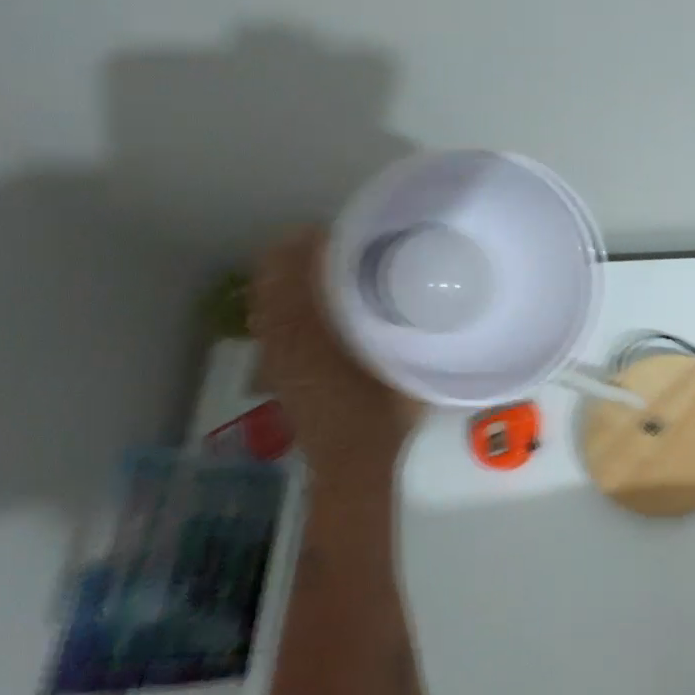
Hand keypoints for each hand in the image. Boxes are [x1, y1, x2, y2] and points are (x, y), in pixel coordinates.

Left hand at [251, 228, 417, 467]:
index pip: (296, 276)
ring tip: (315, 267)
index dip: (307, 246)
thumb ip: (408, 339)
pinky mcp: (278, 371)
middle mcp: (285, 341)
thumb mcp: (404, 372)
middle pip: (272, 283)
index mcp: (313, 336)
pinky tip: (308, 305)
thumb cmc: (382, 418)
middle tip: (325, 242)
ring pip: (266, 303)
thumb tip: (427, 309)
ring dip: (284, 279)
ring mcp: (276, 357)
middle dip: (292, 256)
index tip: (331, 229)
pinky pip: (270, 323)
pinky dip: (280, 303)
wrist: (352, 465)